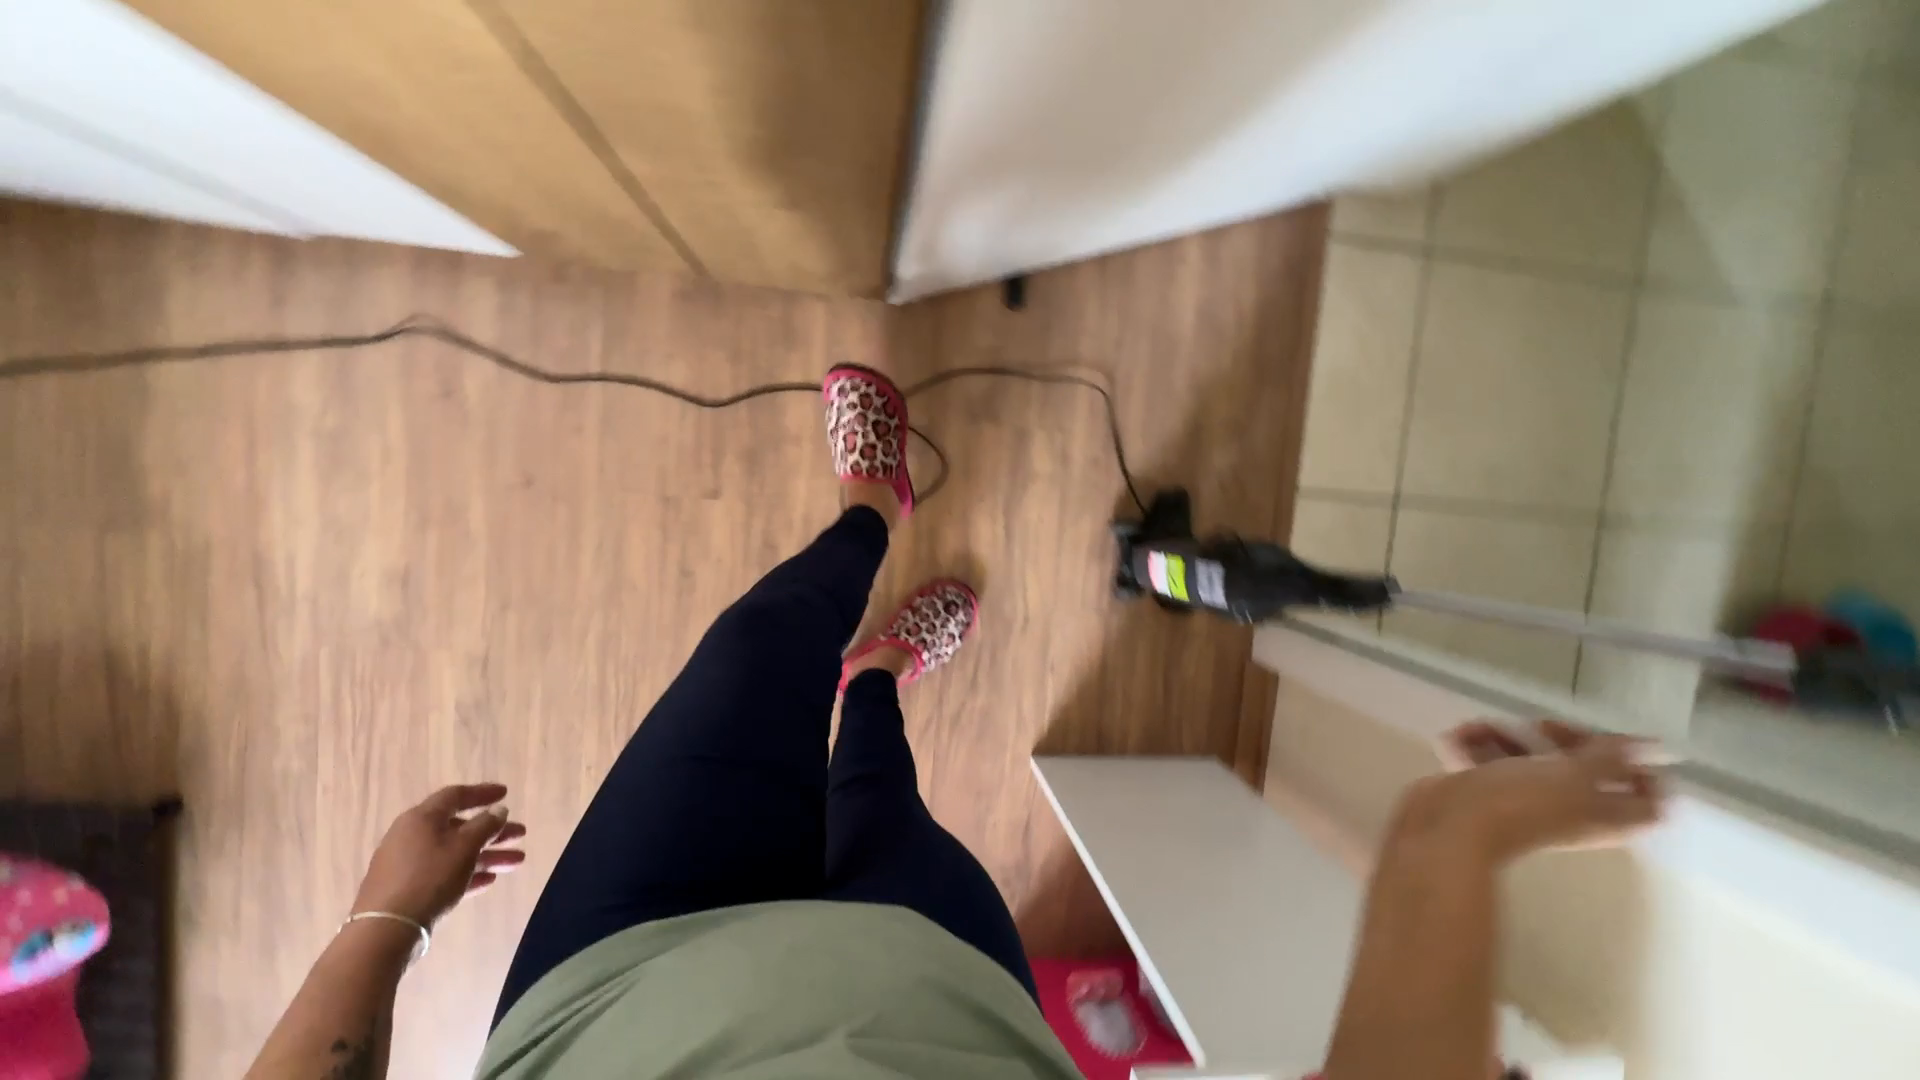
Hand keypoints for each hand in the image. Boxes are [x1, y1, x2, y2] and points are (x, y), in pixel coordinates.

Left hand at [350, 783, 526, 926]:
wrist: (385, 930)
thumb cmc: (430, 877)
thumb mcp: (465, 846)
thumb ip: (486, 825)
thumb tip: (498, 811)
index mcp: (422, 818)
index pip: (456, 795)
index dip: (483, 792)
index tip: (506, 794)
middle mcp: (411, 836)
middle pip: (459, 827)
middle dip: (493, 831)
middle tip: (520, 834)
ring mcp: (406, 864)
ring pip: (454, 852)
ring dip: (486, 855)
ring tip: (515, 862)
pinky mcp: (405, 889)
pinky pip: (443, 874)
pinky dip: (466, 873)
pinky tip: (488, 881)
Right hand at [1405, 720, 1664, 862]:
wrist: (1450, 824)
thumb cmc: (1518, 802)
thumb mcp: (1571, 775)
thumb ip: (1612, 760)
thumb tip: (1659, 749)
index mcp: (1604, 813)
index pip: (1648, 797)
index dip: (1641, 768)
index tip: (1615, 743)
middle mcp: (1571, 806)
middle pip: (1585, 766)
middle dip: (1562, 738)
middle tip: (1540, 726)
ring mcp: (1527, 798)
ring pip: (1532, 756)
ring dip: (1506, 735)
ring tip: (1482, 728)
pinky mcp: (1487, 789)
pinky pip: (1491, 758)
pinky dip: (1475, 744)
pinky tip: (1458, 738)